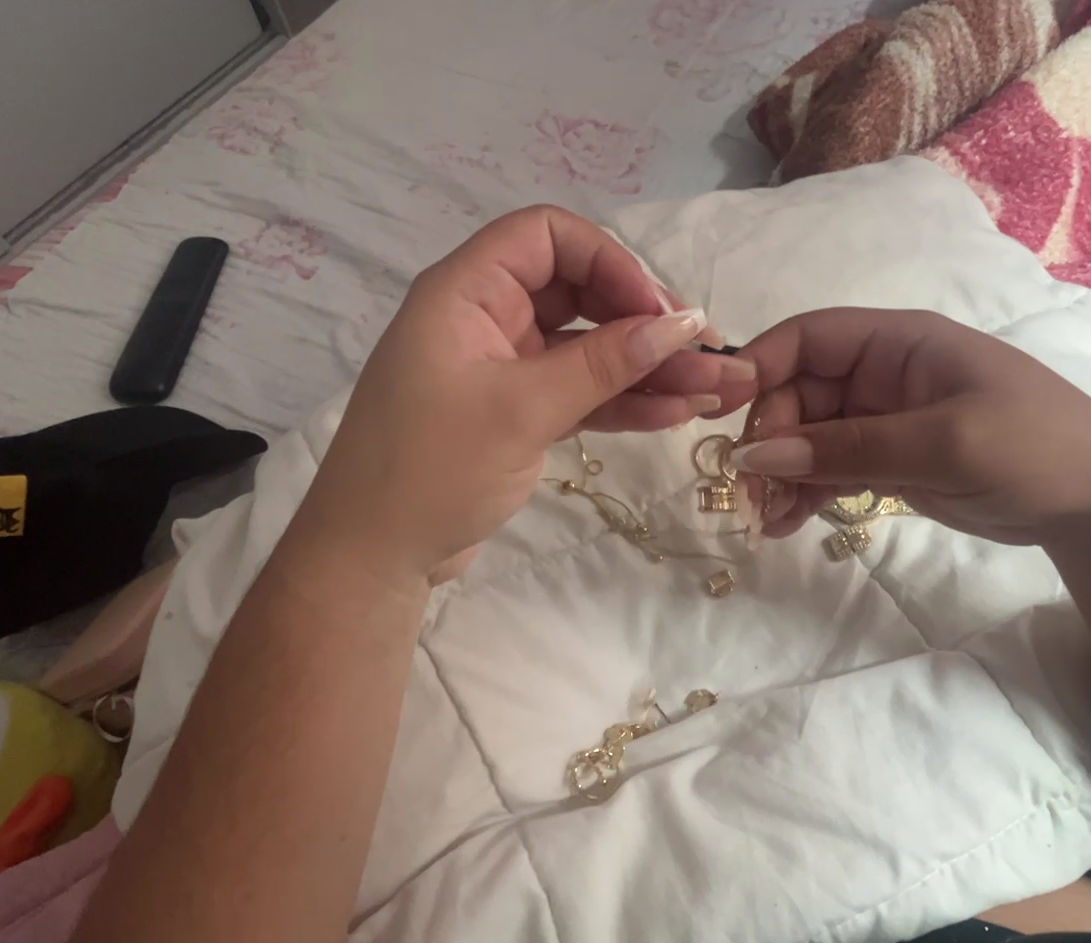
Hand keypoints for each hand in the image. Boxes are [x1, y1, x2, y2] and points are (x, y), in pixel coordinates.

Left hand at [301, 206, 752, 584]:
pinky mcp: (517, 416)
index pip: (548, 238)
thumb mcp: (522, 409)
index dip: (611, 262)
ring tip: (715, 390)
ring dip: (647, 369)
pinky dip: (622, 403)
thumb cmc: (431, 470)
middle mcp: (487, 321)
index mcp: (467, 293)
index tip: (659, 312)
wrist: (375, 557)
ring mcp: (503, 372)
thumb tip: (681, 324)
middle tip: (704, 354)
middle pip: (579, 295)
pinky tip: (676, 414)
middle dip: (644, 323)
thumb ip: (604, 363)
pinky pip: (579, 394)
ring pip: (587, 351)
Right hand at [727, 308, 1090, 546]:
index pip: (808, 337)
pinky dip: (804, 494)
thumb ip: (847, 449)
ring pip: (807, 439)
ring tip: (765, 521)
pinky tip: (786, 525)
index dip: (759, 366)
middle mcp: (882, 376)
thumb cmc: (1033, 448)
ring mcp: (883, 422)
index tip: (722, 416)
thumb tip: (756, 456)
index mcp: (898, 343)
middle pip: (798, 394)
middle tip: (753, 492)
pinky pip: (829, 471)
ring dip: (780, 475)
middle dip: (770, 440)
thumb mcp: (941, 443)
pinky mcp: (888, 462)